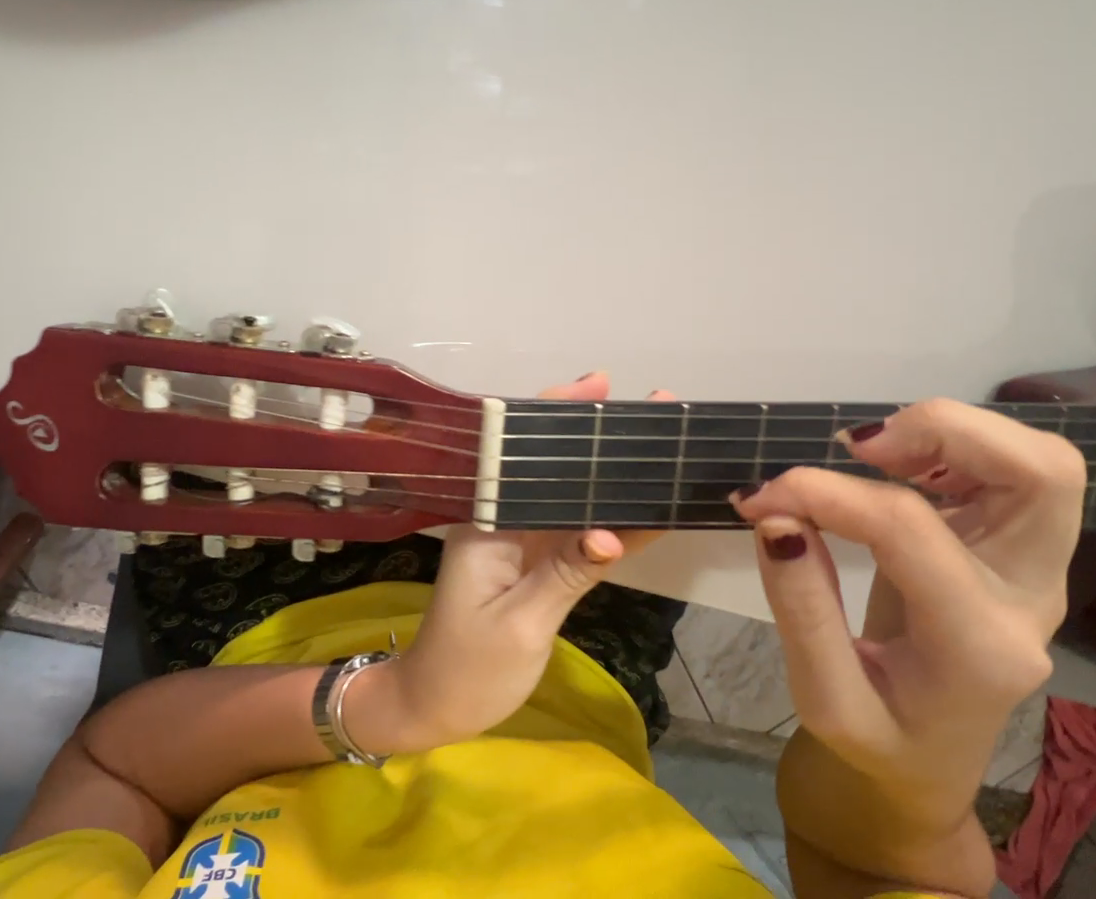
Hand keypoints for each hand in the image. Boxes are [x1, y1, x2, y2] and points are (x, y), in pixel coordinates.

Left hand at [365, 373, 668, 750]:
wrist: (434, 708)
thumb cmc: (468, 670)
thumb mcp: (519, 624)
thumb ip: (566, 574)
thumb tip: (613, 534)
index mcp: (486, 523)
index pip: (526, 456)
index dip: (562, 417)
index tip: (603, 386)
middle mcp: (502, 522)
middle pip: (554, 470)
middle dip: (600, 439)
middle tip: (656, 409)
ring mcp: (520, 544)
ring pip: (571, 499)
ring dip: (612, 475)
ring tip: (661, 445)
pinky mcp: (534, 567)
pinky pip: (577, 536)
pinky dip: (611, 522)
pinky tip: (649, 507)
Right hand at [732, 400, 1083, 886]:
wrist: (929, 764)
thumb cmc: (876, 739)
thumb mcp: (822, 697)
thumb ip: (800, 605)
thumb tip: (774, 515)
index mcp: (976, 645)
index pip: (906, 528)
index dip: (824, 493)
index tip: (759, 495)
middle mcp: (1029, 599)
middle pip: (1044, 474)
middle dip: (945, 432)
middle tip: (856, 445)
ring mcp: (1035, 572)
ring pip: (1040, 462)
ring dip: (954, 433)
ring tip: (869, 450)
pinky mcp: (1018, 552)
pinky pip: (1012, 473)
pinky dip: (953, 448)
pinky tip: (892, 463)